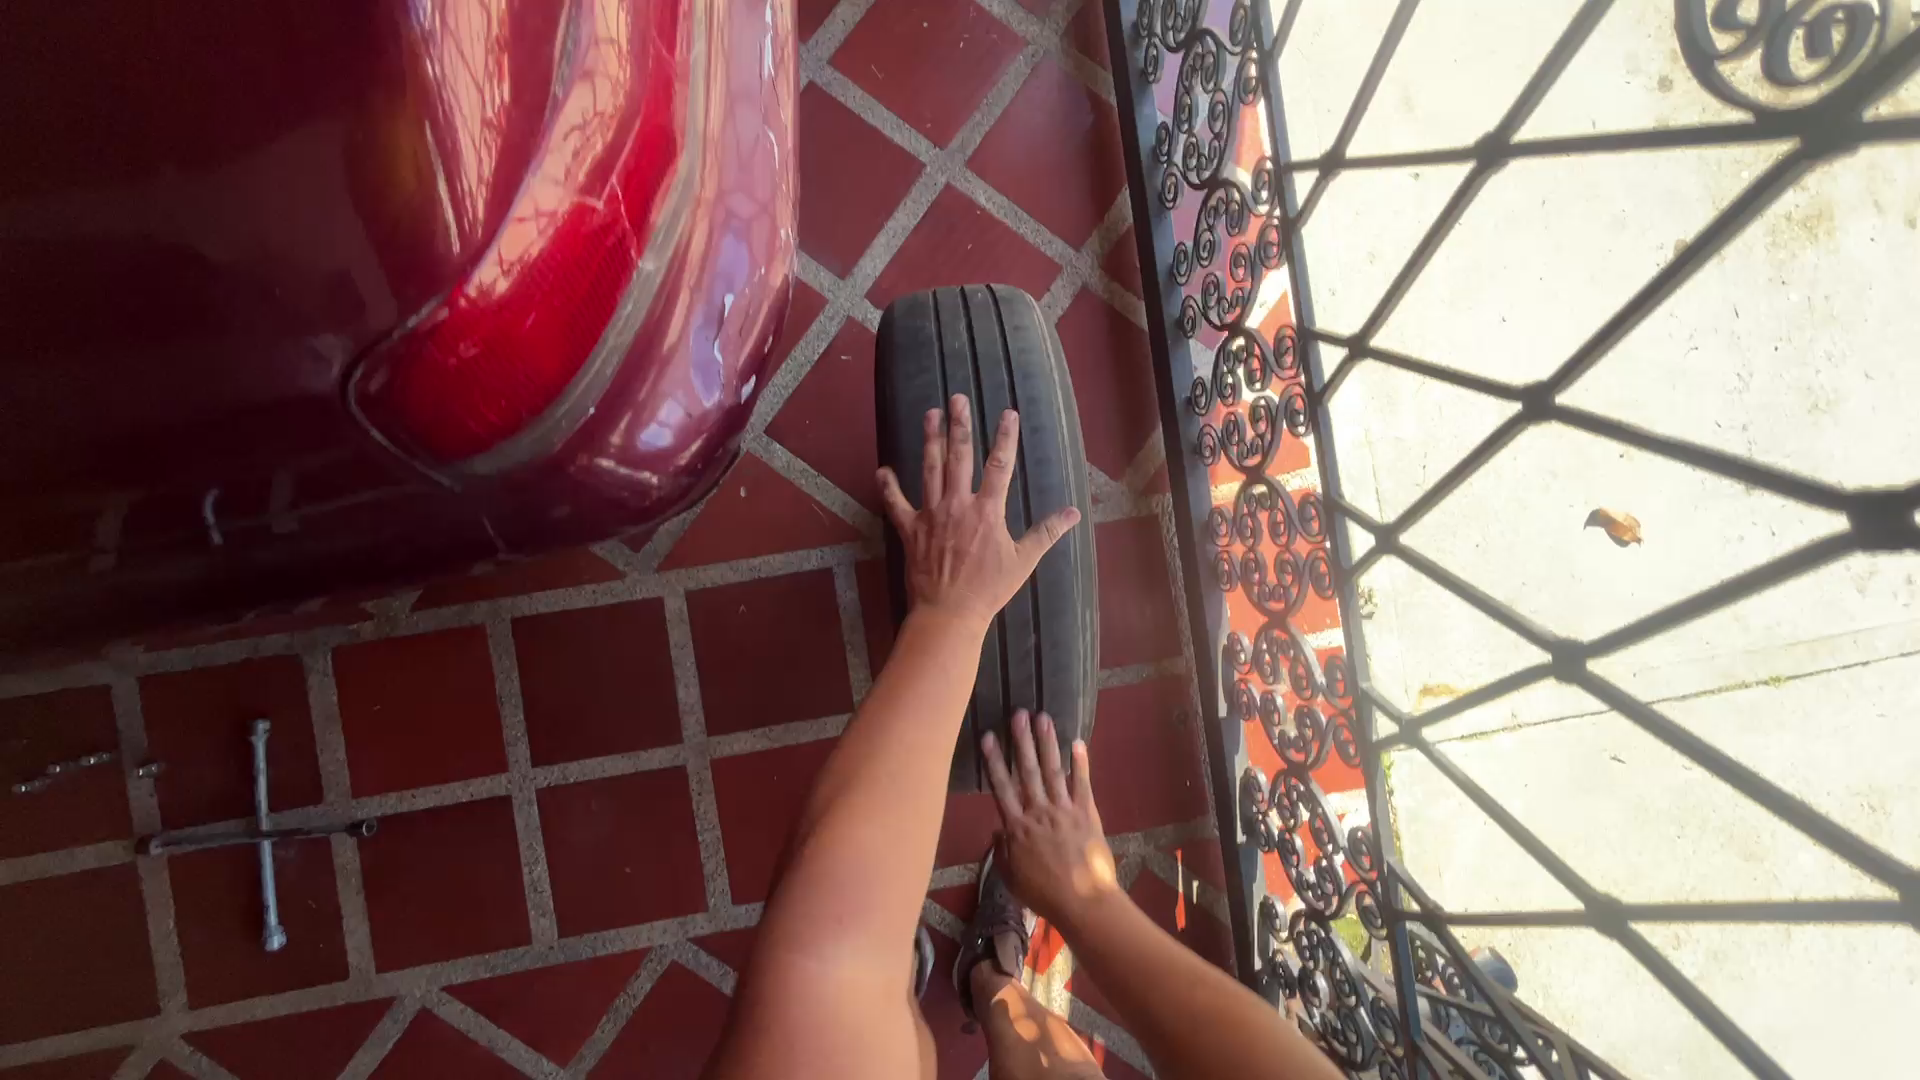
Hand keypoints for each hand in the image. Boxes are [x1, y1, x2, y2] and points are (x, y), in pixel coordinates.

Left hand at [876, 395, 1080, 628]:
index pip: (999, 465)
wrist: (949, 613)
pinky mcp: (911, 530)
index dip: (1006, 437)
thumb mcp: (1023, 562)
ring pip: (930, 470)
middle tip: (957, 398)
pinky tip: (883, 470)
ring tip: (931, 414)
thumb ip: (1047, 533)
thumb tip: (1073, 513)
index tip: (1008, 413)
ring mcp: (931, 515)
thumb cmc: (988, 589)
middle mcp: (957, 505)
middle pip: (959, 457)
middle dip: (960, 425)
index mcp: (987, 511)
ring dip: (931, 440)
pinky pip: (896, 504)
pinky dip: (889, 487)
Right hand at [982, 709, 1118, 927]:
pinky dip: (1080, 762)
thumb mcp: (1011, 879)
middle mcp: (1038, 812)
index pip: (1001, 787)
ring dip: (1047, 742)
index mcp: (1017, 827)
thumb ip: (1001, 852)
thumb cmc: (1044, 895)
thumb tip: (997, 830)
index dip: (994, 760)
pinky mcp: (1087, 813)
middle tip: (1018, 714)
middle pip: (1027, 770)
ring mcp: (1064, 810)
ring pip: (1053, 770)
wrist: (1084, 903)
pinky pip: (1082, 783)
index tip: (989, 736)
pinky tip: (1077, 742)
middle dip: (1022, 740)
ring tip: (1043, 718)